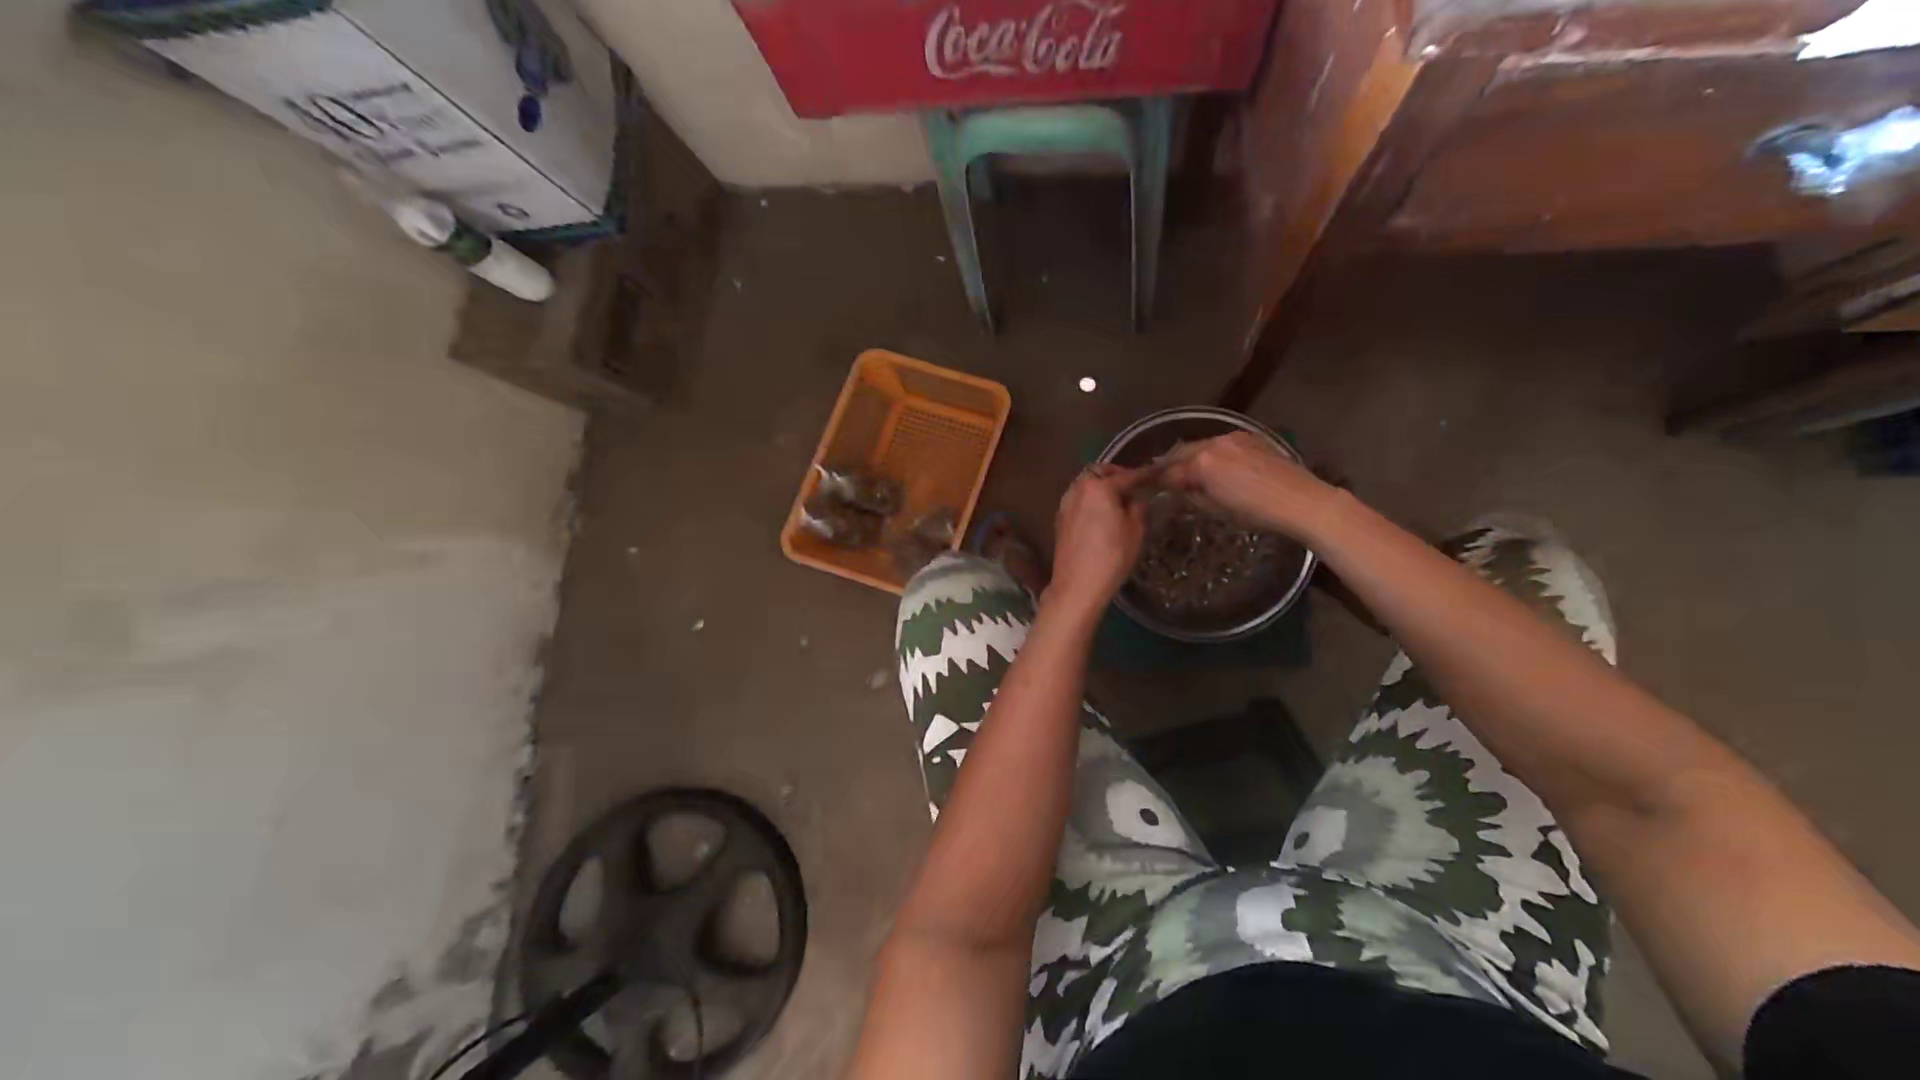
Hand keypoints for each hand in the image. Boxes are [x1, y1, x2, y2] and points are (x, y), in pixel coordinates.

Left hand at [1049, 464, 1147, 607]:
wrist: (1077, 584)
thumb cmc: (1112, 556)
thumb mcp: (1135, 530)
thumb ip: (1138, 507)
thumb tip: (1136, 498)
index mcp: (1099, 487)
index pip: (1126, 476)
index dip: (1143, 476)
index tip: (1155, 476)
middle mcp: (1078, 489)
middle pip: (1099, 472)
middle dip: (1116, 474)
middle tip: (1132, 486)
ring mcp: (1065, 503)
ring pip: (1084, 484)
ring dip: (1100, 485)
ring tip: (1117, 500)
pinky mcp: (1060, 518)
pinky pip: (1077, 498)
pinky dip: (1089, 498)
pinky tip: (1100, 513)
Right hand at [1161, 432, 1336, 535]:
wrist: (1302, 501)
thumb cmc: (1256, 514)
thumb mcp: (1216, 510)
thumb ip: (1192, 496)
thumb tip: (1180, 490)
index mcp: (1201, 464)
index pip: (1169, 472)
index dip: (1155, 481)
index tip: (1146, 487)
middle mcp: (1213, 444)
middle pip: (1181, 453)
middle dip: (1169, 465)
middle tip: (1160, 478)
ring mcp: (1233, 438)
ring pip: (1200, 445)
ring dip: (1189, 457)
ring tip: (1185, 471)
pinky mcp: (1250, 438)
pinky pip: (1220, 443)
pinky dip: (1210, 453)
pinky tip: (1213, 464)